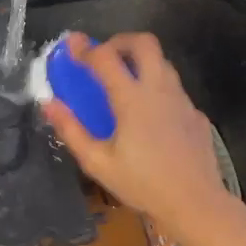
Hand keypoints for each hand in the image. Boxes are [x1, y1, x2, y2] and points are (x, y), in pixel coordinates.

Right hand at [42, 32, 231, 225]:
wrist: (196, 205)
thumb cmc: (143, 185)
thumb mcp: (97, 162)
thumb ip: (71, 129)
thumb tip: (48, 103)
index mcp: (132, 99)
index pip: (105, 57)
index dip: (84, 48)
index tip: (70, 45)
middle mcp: (160, 90)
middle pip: (144, 43)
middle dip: (119, 41)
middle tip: (103, 56)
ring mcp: (182, 100)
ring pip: (162, 63)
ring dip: (139, 62)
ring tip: (122, 83)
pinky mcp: (195, 114)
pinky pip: (173, 89)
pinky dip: (155, 88)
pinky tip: (148, 116)